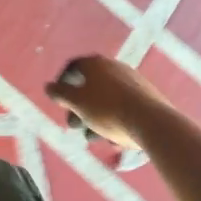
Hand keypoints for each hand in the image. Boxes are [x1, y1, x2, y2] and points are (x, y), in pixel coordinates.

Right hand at [45, 55, 167, 150]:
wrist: (153, 123)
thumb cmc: (108, 109)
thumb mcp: (77, 103)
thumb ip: (60, 93)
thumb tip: (48, 87)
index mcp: (95, 63)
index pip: (72, 68)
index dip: (63, 84)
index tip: (60, 102)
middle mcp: (113, 66)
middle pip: (91, 85)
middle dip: (81, 107)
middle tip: (76, 126)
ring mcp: (133, 81)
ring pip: (108, 98)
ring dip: (98, 116)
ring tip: (95, 138)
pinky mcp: (149, 97)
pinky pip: (125, 106)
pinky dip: (116, 118)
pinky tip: (115, 137)